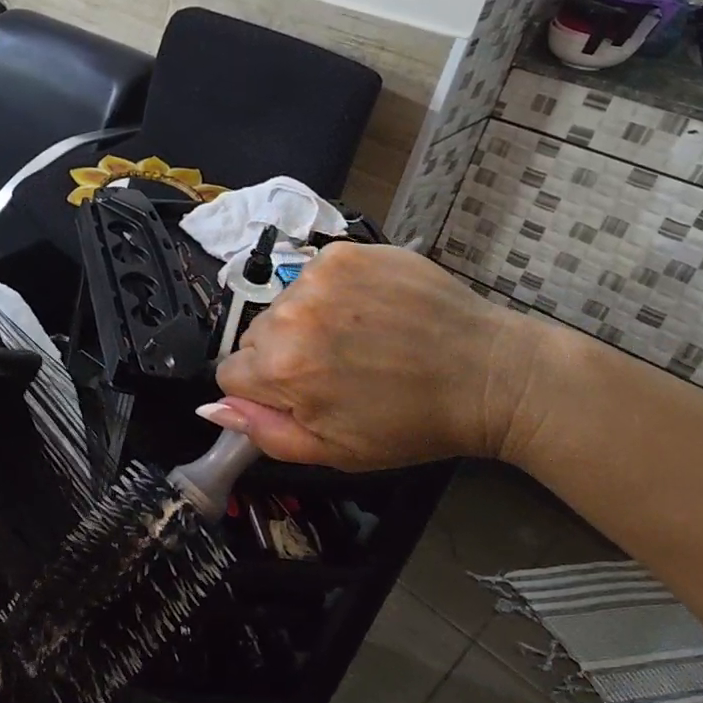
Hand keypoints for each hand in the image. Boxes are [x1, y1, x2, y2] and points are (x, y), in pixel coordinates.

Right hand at [208, 243, 551, 471]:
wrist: (493, 373)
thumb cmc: (414, 422)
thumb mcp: (337, 450)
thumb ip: (264, 432)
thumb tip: (209, 408)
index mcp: (281, 367)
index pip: (231, 373)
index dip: (264, 390)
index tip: (302, 395)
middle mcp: (288, 314)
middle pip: (254, 337)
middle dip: (283, 354)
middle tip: (337, 369)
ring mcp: (316, 277)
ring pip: (282, 305)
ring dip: (307, 322)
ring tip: (359, 339)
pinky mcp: (343, 252)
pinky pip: (311, 276)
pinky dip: (332, 294)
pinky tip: (370, 311)